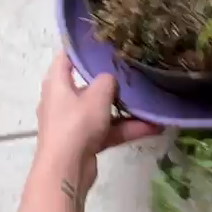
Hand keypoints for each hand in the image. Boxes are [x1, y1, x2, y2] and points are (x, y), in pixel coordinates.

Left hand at [34, 52, 159, 191]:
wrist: (66, 169)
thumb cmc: (77, 123)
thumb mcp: (97, 95)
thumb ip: (108, 80)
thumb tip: (111, 79)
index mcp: (57, 83)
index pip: (66, 57)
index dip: (82, 48)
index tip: (103, 43)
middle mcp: (62, 100)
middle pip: (88, 85)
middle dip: (111, 82)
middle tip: (133, 72)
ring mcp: (73, 122)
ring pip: (102, 110)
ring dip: (126, 110)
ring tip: (152, 103)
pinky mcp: (84, 142)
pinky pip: (108, 130)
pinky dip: (127, 129)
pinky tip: (153, 127)